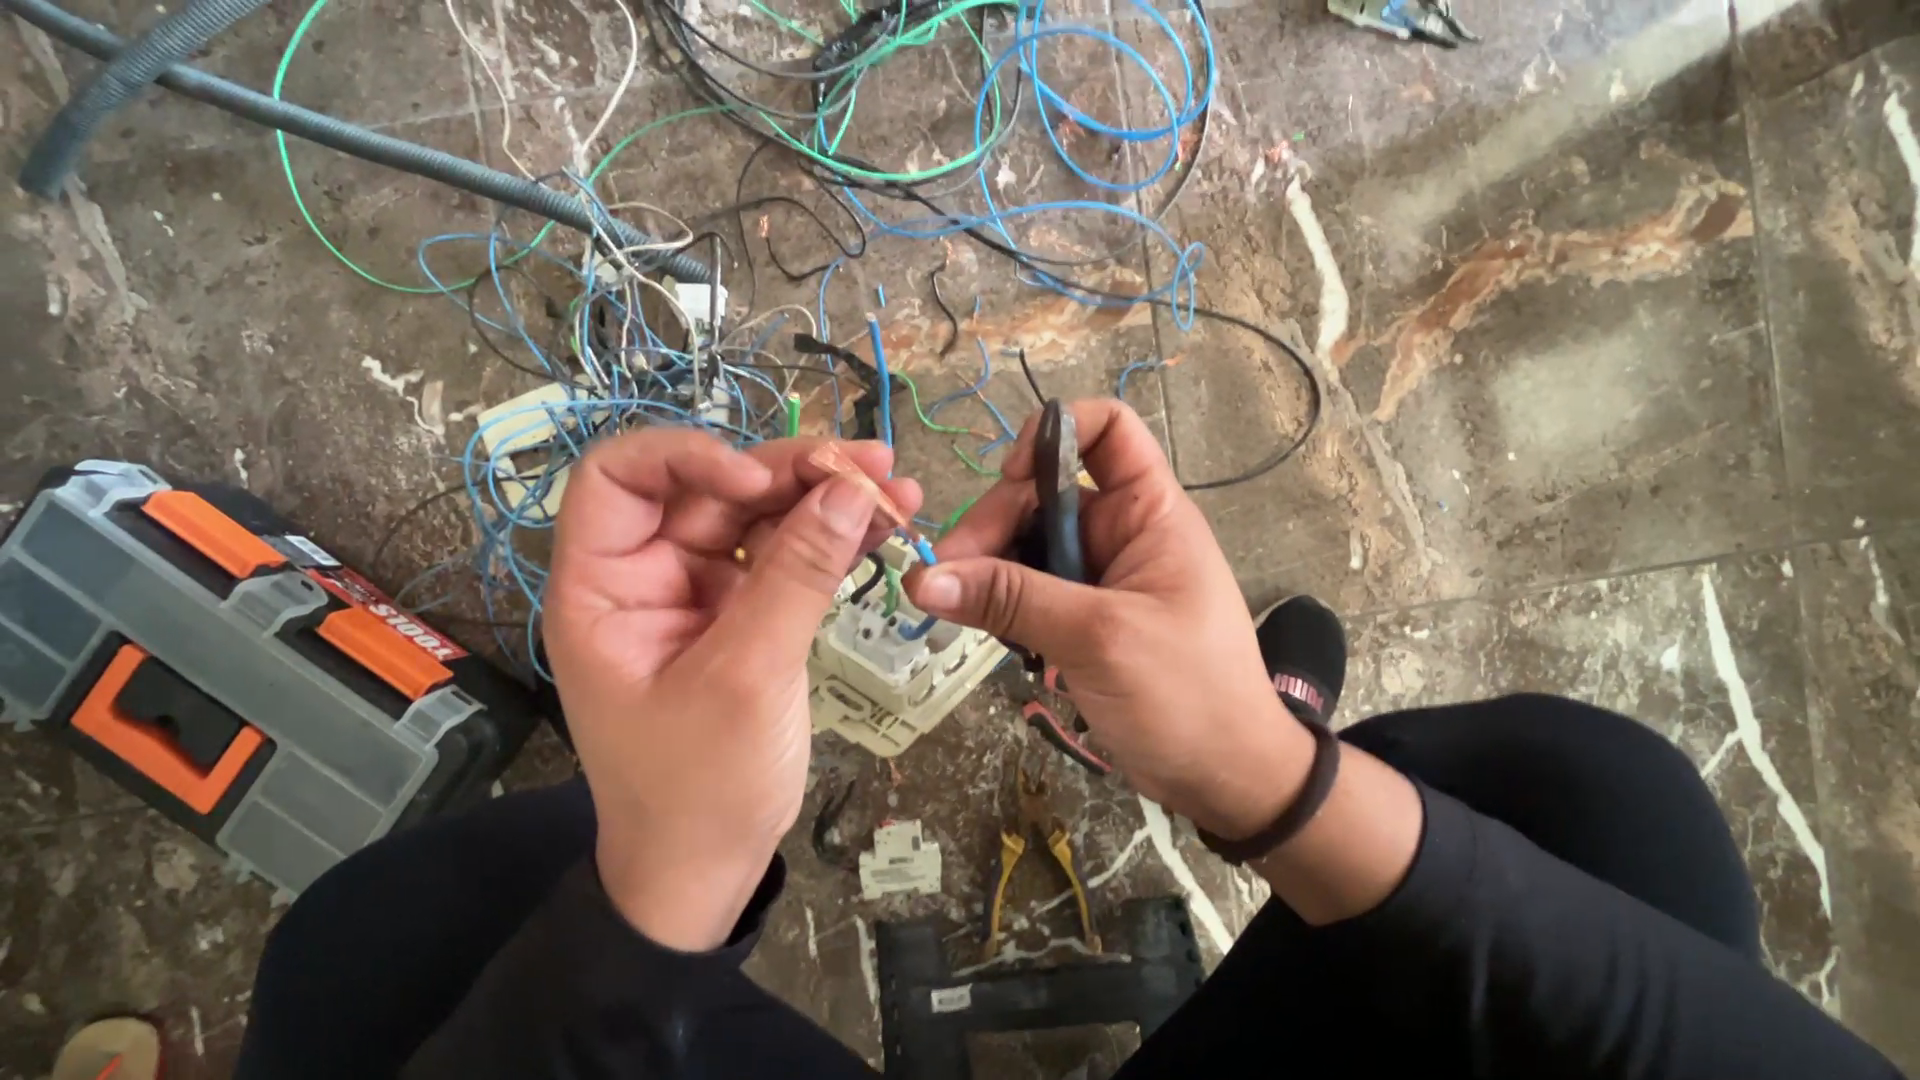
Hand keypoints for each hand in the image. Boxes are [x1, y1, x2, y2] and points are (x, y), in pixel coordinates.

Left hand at [544, 431, 919, 950]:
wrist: (709, 868)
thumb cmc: (700, 787)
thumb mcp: (747, 677)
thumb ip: (796, 577)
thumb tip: (851, 489)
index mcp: (603, 587)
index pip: (621, 478)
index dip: (688, 458)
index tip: (758, 485)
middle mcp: (650, 575)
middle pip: (714, 490)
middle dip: (791, 473)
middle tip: (872, 465)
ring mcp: (703, 593)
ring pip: (762, 518)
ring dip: (828, 499)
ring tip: (897, 488)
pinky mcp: (749, 614)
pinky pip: (789, 558)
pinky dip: (834, 540)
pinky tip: (885, 526)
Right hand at [904, 399, 1310, 839]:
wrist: (1225, 778)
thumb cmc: (1185, 695)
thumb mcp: (1098, 638)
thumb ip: (1012, 600)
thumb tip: (924, 578)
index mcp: (1149, 511)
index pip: (1106, 429)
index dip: (1051, 434)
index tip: (1007, 481)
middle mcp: (1121, 532)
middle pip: (1039, 494)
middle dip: (990, 528)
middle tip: (946, 581)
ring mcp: (1098, 576)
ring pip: (1024, 545)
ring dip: (988, 573)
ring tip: (962, 614)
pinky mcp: (1080, 616)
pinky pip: (1027, 590)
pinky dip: (1002, 606)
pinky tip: (990, 634)